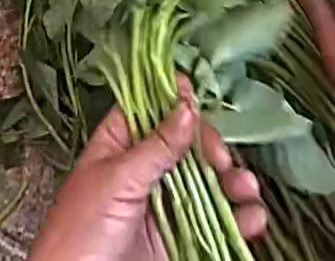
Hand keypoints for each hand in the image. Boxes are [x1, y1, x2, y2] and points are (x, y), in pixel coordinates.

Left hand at [29, 80, 266, 260]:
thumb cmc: (81, 229)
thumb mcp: (117, 180)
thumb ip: (155, 146)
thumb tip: (187, 107)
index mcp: (121, 141)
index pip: (152, 105)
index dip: (175, 97)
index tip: (197, 97)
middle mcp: (145, 165)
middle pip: (187, 141)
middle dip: (210, 145)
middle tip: (220, 159)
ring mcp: (164, 201)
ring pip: (206, 179)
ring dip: (232, 180)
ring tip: (247, 188)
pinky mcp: (178, 237)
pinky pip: (213, 220)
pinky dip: (238, 217)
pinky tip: (253, 218)